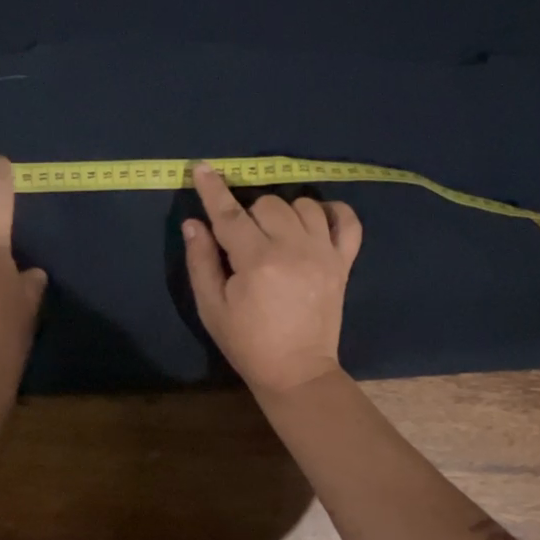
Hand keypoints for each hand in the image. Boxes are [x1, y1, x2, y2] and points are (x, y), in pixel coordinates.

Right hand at [183, 162, 362, 395]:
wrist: (296, 371)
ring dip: (283, 212)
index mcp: (256, 262)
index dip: (214, 190)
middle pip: (267, 203)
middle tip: (241, 241)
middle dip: (248, 214)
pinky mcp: (343, 262)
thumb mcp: (211, 306)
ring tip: (273, 235)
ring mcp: (323, 253)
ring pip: (302, 204)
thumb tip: (194, 223)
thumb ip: (201, 261)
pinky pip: (346, 220)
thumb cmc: (246, 342)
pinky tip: (314, 220)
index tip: (203, 168)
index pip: (230, 214)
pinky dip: (331, 212)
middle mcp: (293, 249)